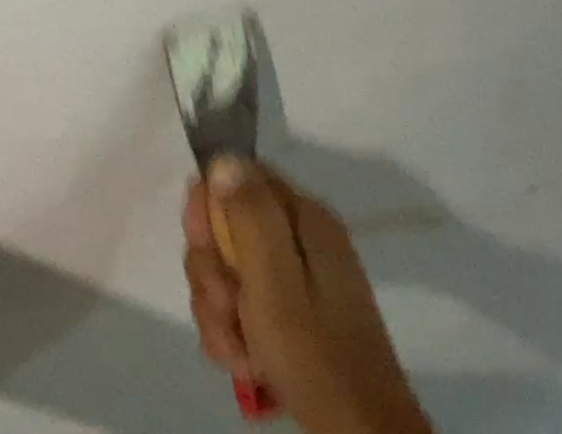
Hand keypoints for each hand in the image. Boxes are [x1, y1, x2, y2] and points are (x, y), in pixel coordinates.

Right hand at [183, 160, 429, 433]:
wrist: (355, 431)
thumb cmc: (313, 349)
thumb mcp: (273, 278)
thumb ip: (247, 214)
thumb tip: (224, 156)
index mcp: (302, 218)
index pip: (235, 178)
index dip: (208, 209)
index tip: (206, 247)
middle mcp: (296, 238)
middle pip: (221, 227)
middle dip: (211, 271)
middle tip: (229, 305)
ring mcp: (290, 278)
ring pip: (221, 271)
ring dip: (217, 310)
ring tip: (241, 344)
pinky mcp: (283, 312)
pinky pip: (233, 305)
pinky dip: (229, 333)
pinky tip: (245, 358)